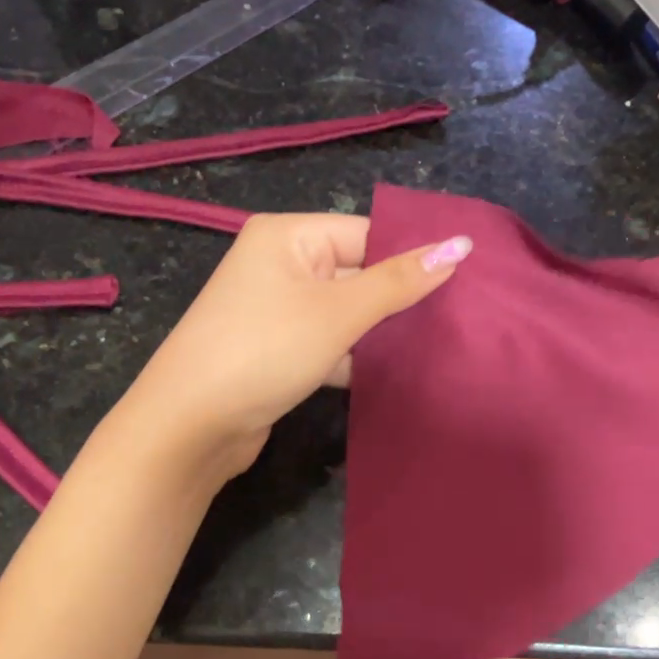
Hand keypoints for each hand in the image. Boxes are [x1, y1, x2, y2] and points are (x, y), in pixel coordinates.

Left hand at [122, 213, 469, 475]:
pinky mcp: (281, 350)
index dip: (413, 257)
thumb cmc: (264, 350)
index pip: (367, 234)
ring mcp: (278, 310)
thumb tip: (461, 245)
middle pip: (359, 272)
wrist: (191, 425)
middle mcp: (282, 265)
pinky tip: (399, 373)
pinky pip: (332, 342)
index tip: (467, 281)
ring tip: (442, 345)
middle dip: (402, 298)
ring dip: (383, 332)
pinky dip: (358, 356)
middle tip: (462, 317)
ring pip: (348, 312)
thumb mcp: (338, 312)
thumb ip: (400, 282)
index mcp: (288, 236)